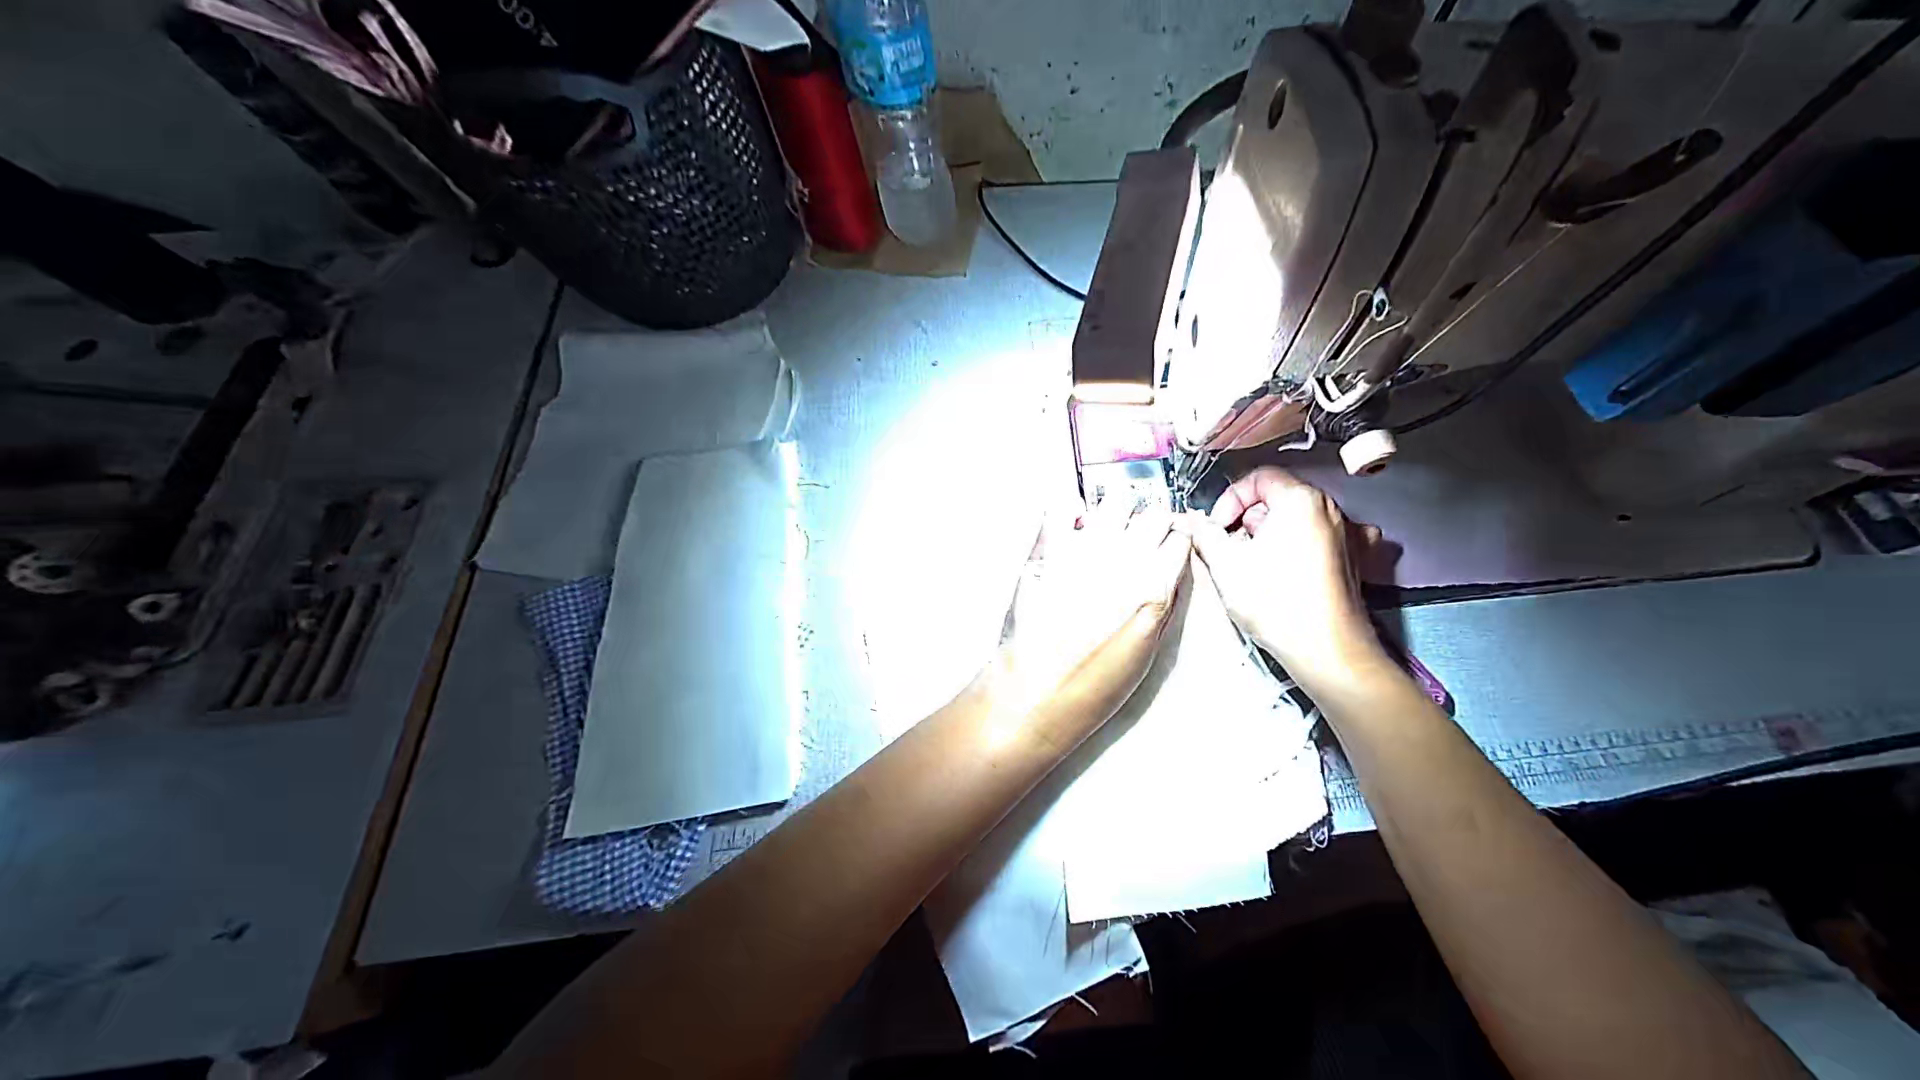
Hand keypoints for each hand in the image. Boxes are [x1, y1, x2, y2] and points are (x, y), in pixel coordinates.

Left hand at [991, 505, 1190, 744]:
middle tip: (1139, 534)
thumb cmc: (1092, 684)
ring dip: (1116, 511)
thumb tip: (1166, 574)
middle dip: (1150, 521)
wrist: (1037, 692)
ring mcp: (1085, 550)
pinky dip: (1070, 510)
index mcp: (1155, 586)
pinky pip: (1062, 508)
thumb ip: (1161, 605)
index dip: (1175, 538)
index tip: (1169, 541)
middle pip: (1151, 514)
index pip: (1179, 537)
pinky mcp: (1049, 550)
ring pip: (1114, 502)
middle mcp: (1125, 560)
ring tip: (1108, 526)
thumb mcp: (1147, 651)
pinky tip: (1072, 524)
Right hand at [1186, 467, 1390, 686]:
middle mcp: (1329, 510)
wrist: (1326, 650)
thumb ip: (1204, 533)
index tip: (1218, 526)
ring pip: (1296, 519)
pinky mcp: (1352, 559)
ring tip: (1252, 562)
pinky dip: (1299, 545)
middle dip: (1247, 518)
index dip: (1229, 499)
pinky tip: (1289, 565)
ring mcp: (1346, 534)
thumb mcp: (1225, 564)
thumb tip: (1194, 522)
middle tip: (1229, 546)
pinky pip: (1318, 538)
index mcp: (1300, 501)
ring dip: (1268, 533)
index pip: (1257, 478)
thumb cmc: (1278, 605)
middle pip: (1277, 496)